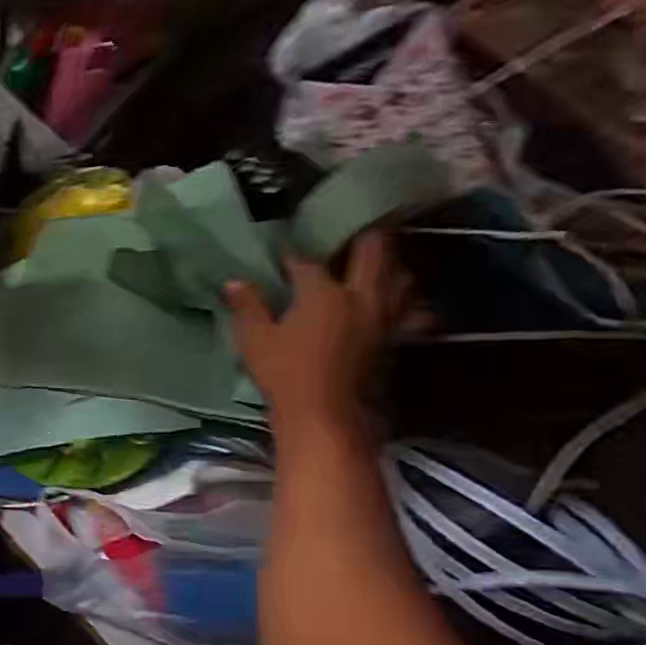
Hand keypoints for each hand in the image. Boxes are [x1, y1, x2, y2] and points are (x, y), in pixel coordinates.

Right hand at [225, 230, 405, 433]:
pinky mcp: (398, 336)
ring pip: (401, 274)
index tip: (282, 254)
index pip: (308, 263)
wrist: (325, 414)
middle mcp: (363, 295)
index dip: (294, 256)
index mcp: (324, 293)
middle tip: (351, 230)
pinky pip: (411, 306)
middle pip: (374, 250)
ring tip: (373, 262)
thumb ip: (248, 307)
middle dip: (362, 236)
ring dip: (388, 263)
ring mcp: (387, 315)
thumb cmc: (284, 374)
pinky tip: (394, 302)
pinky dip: (404, 298)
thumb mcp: (255, 340)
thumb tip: (234, 282)